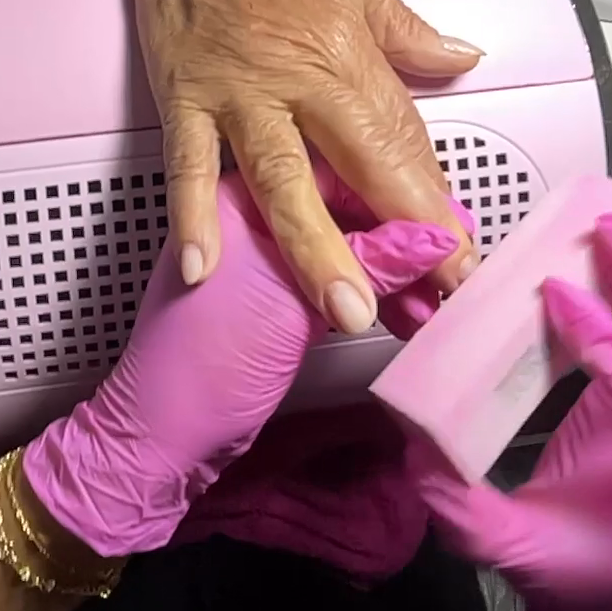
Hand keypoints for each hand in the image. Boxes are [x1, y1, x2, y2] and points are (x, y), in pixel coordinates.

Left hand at [23, 163, 459, 557]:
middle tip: (453, 275)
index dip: (400, 205)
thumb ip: (364, 263)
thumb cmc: (200, 367)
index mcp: (240, 193)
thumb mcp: (286, 307)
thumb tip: (436, 238)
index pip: (336, 176)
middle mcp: (252, 207)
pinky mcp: (275, 283)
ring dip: (396, 266)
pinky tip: (407, 298)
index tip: (450, 240)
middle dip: (406, 239)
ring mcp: (263, 245)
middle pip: (347, 204)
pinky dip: (373, 283)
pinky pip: (337, 268)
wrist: (158, 435)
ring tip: (437, 297)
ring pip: (348, 237)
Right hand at [84, 0, 480, 338]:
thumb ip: (410, 32)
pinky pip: (189, 165)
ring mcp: (236, 96)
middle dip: (391, 238)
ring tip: (338, 308)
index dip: (431, 201)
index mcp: (345, 55)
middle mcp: (295, 82)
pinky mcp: (184, 101)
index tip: (457, 254)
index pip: (400, 140)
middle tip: (422, 305)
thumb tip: (463, 59)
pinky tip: (203, 269)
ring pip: (278, 179)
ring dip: (311, 245)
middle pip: (352, 167)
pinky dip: (193, 215)